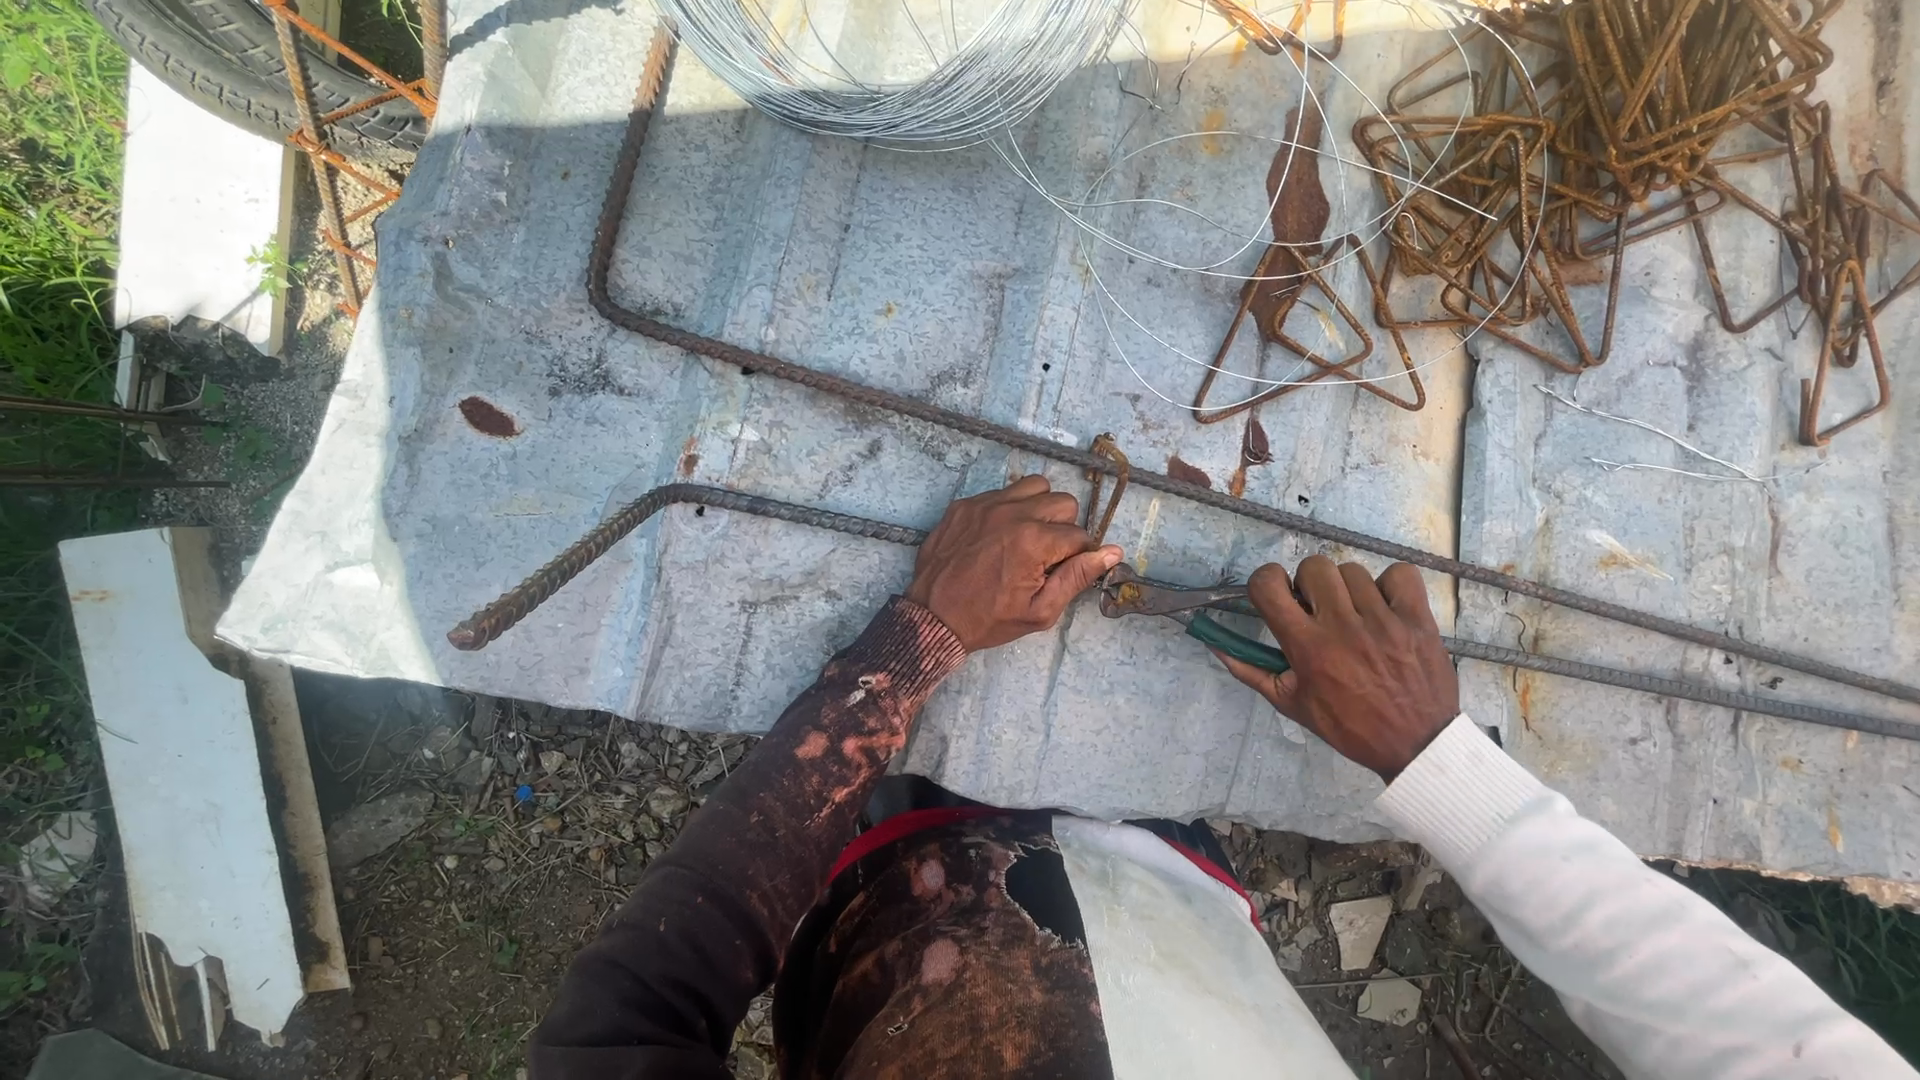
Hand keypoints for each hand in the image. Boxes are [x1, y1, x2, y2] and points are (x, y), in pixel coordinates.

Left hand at [906, 475, 1122, 650]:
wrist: (933, 617)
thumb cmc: (988, 619)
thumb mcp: (1040, 610)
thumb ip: (1077, 577)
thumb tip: (1112, 552)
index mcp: (1034, 541)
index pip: (1080, 535)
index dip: (1077, 556)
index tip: (1061, 570)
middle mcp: (1012, 513)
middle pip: (1063, 503)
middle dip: (1062, 528)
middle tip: (1045, 555)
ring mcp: (985, 504)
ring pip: (1035, 486)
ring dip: (1039, 508)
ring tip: (1026, 536)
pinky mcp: (965, 504)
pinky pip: (1002, 491)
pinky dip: (1009, 508)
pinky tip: (999, 535)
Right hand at [1218, 556, 1457, 781]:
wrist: (1416, 745)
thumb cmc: (1347, 726)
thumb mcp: (1290, 703)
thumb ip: (1250, 670)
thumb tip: (1215, 645)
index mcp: (1307, 646)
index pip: (1268, 585)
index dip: (1265, 581)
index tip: (1276, 595)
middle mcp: (1342, 626)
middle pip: (1313, 566)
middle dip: (1308, 583)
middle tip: (1316, 607)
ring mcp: (1384, 620)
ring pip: (1352, 571)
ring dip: (1346, 587)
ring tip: (1353, 612)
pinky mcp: (1418, 620)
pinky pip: (1399, 574)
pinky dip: (1389, 584)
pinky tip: (1385, 606)